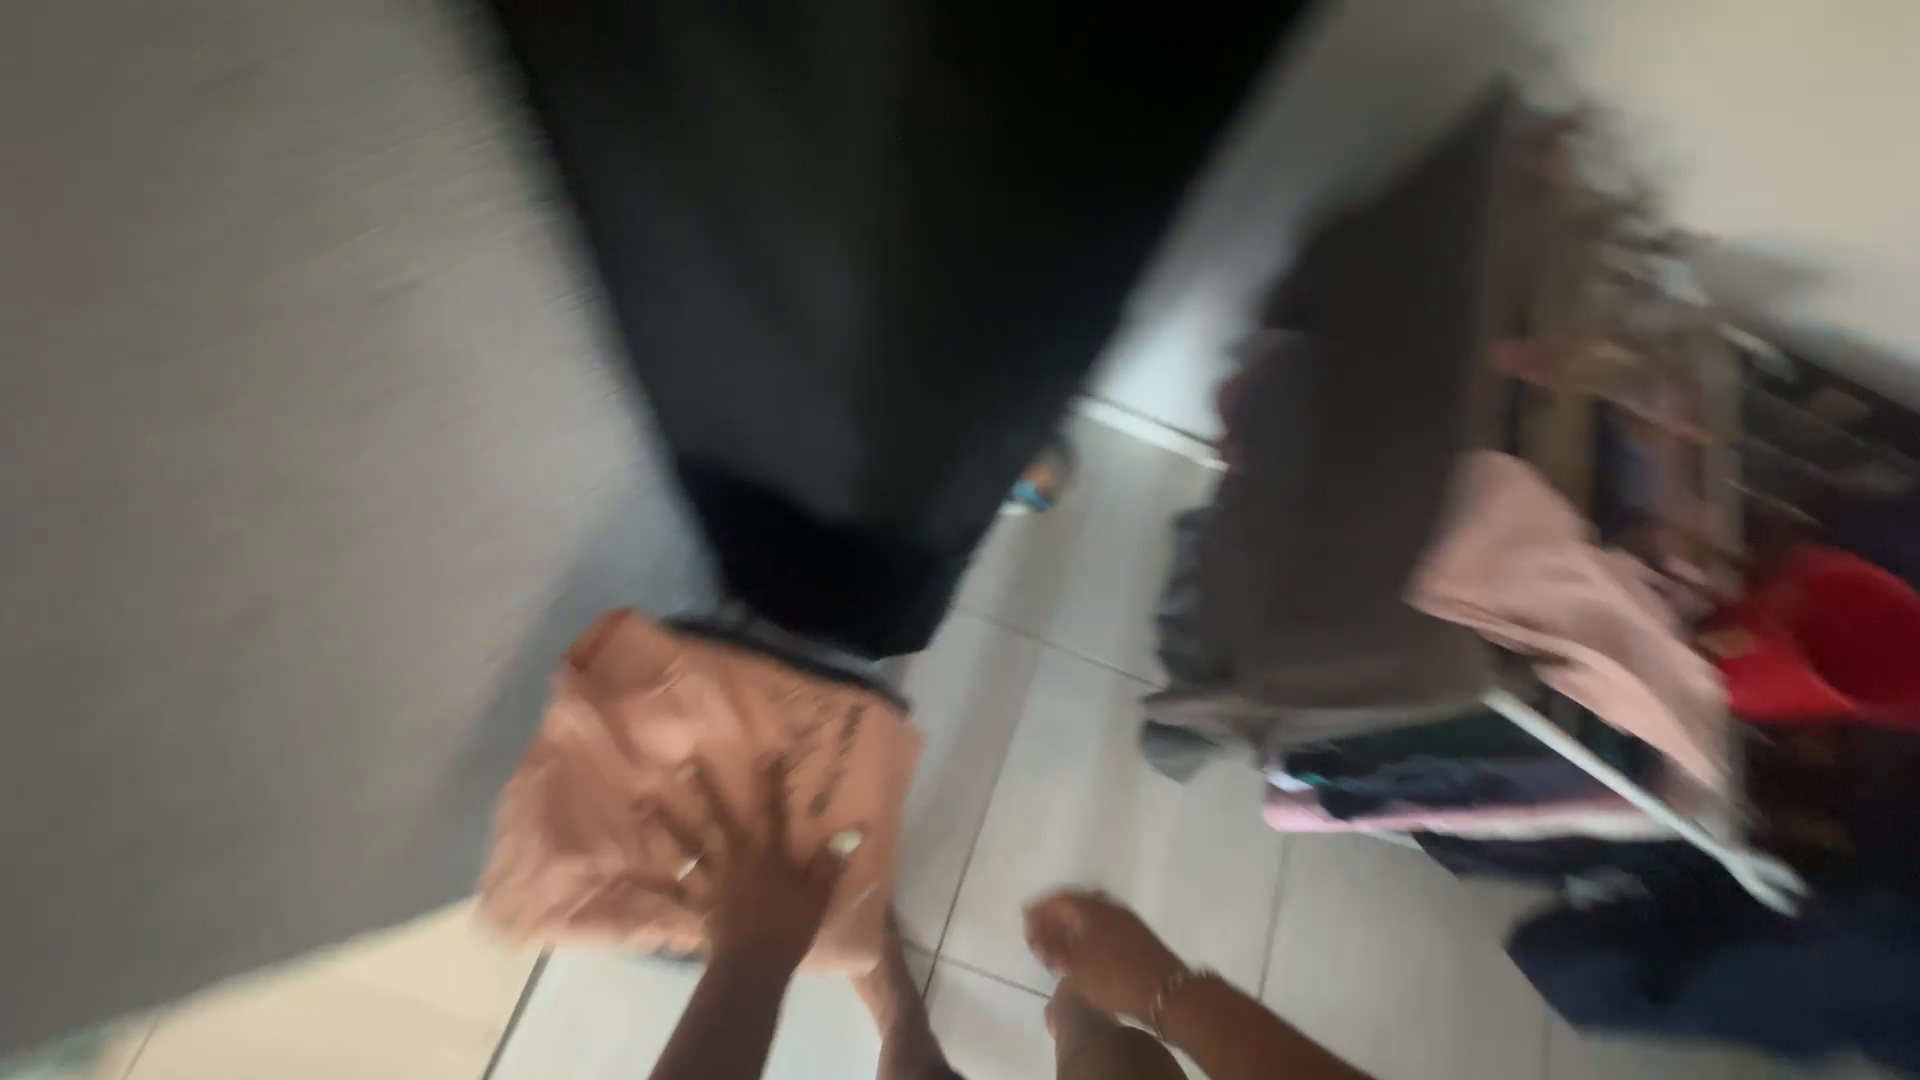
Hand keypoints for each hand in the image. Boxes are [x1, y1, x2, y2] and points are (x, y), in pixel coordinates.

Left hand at [655, 755, 844, 970]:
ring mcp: (712, 881)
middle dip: (705, 789)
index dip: (771, 781)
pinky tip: (627, 873)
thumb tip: (851, 834)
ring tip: (645, 801)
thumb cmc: (789, 928)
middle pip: (719, 817)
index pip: (772, 810)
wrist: (753, 968)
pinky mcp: (697, 905)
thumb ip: (828, 864)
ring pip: (688, 845)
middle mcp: (736, 858)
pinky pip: (672, 892)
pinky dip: (650, 883)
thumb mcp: (818, 895)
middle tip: (687, 761)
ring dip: (667, 822)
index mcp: (767, 853)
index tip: (767, 752)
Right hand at [1023, 889, 1186, 1022]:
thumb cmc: (1114, 976)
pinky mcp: (1136, 934)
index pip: (1057, 899)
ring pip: (1089, 917)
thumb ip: (1053, 948)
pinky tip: (1083, 955)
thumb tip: (1037, 935)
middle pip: (1073, 905)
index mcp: (1088, 906)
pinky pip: (1102, 926)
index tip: (1025, 921)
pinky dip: (1086, 936)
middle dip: (1053, 919)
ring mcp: (1124, 918)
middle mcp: (1106, 904)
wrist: (1166, 991)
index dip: (1039, 909)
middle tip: (1039, 938)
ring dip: (1070, 929)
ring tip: (1058, 951)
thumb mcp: (1075, 965)